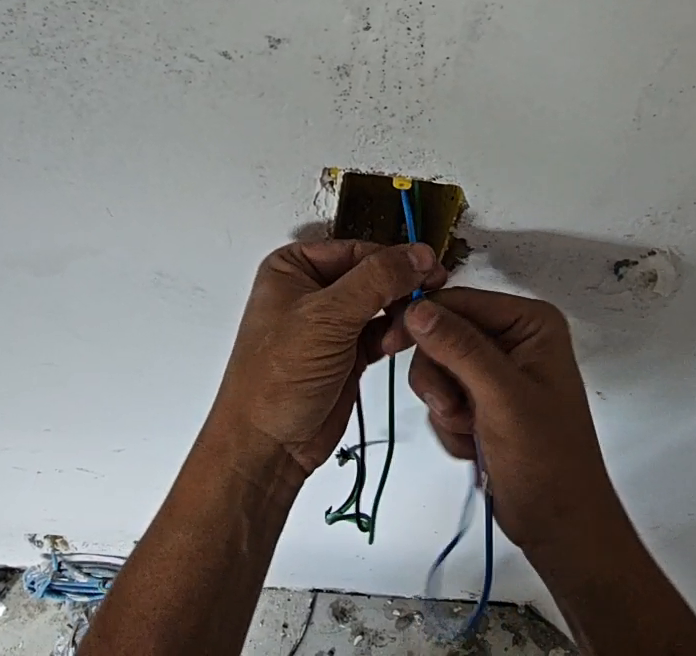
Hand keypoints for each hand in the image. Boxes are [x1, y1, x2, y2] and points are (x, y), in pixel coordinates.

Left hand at [207, 240, 447, 476]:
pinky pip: (383, 330)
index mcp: (293, 267)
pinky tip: (394, 345)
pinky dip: (394, 336)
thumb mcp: (326, 318)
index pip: (357, 248)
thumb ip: (376, 281)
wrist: (268, 448)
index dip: (393, 258)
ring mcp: (330, 322)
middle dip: (398, 290)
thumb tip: (415, 255)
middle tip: (425, 299)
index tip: (427, 268)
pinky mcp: (347, 350)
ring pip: (383, 303)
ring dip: (399, 316)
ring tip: (402, 332)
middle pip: (374, 274)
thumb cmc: (272, 383)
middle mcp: (311, 290)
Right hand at [382, 288, 622, 554]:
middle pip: (443, 333)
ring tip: (468, 430)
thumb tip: (416, 308)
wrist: (558, 525)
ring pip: (437, 366)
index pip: (460, 301)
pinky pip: (442, 395)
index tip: (389, 344)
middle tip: (452, 410)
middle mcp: (514, 337)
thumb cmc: (544, 458)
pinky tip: (473, 443)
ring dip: (444, 404)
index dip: (423, 320)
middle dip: (441, 378)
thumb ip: (459, 348)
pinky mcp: (483, 399)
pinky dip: (449, 422)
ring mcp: (497, 370)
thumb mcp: (501, 397)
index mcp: (530, 322)